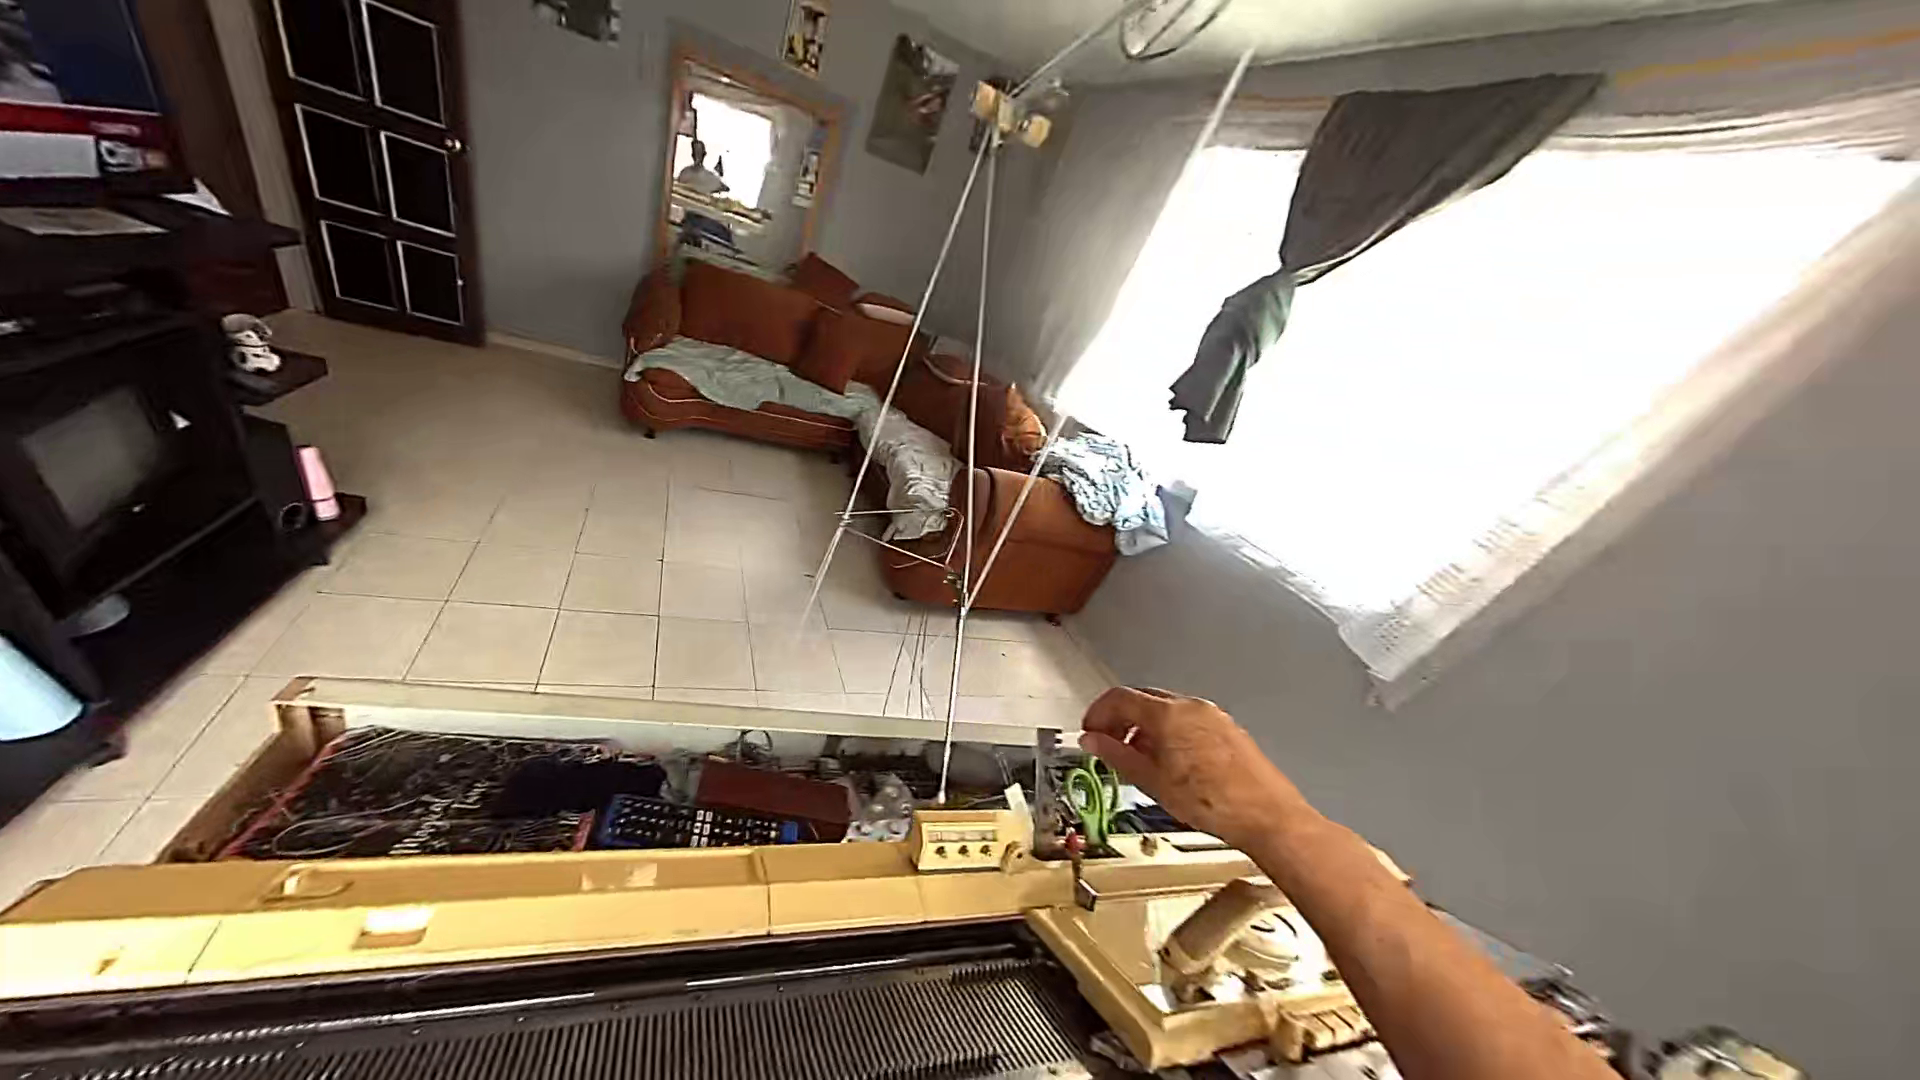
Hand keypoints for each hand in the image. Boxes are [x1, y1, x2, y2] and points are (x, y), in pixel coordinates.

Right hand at [1078, 686, 1315, 850]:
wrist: (1268, 817)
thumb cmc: (1216, 803)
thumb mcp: (1151, 781)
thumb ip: (1116, 755)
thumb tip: (1093, 741)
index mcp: (1167, 713)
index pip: (1119, 697)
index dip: (1098, 713)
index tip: (1091, 731)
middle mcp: (1190, 706)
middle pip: (1141, 699)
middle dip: (1120, 719)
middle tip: (1108, 742)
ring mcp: (1211, 715)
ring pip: (1165, 709)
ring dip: (1144, 726)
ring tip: (1138, 758)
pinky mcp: (1226, 728)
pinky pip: (1187, 719)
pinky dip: (1168, 732)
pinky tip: (1168, 761)